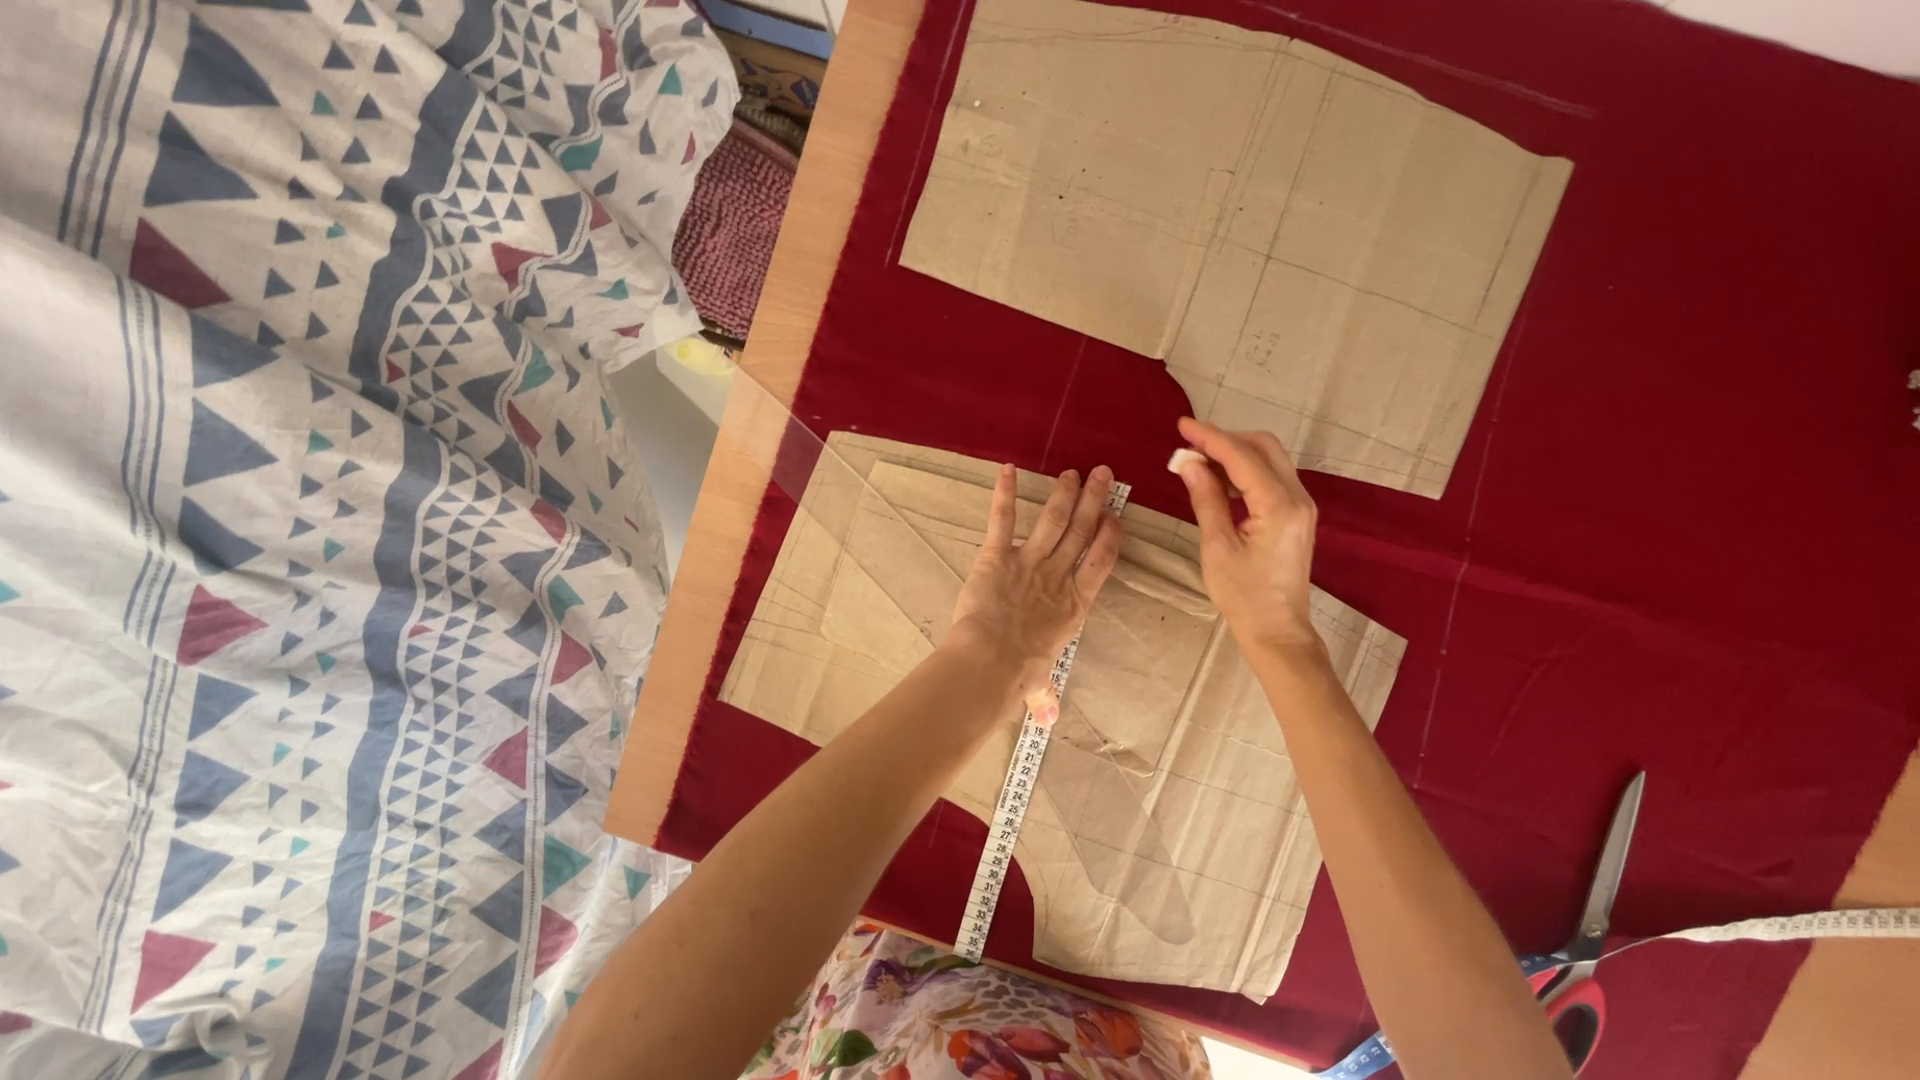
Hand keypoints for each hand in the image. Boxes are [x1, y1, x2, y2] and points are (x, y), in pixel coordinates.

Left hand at [948, 464, 1122, 724]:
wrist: (990, 661)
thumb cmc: (1018, 675)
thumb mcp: (1038, 686)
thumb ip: (1044, 695)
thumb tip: (1048, 719)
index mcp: (1073, 606)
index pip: (1101, 563)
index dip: (1110, 538)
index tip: (1115, 519)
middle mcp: (1057, 577)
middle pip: (1082, 532)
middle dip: (1095, 502)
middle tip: (1105, 475)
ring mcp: (1029, 562)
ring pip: (1053, 520)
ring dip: (1064, 494)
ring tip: (1074, 472)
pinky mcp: (997, 556)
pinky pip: (1003, 519)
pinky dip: (1004, 493)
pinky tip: (1006, 469)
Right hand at [1173, 418, 1322, 655]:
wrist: (1277, 629)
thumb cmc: (1243, 595)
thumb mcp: (1217, 547)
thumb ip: (1206, 499)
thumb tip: (1188, 463)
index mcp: (1279, 506)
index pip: (1242, 457)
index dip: (1210, 437)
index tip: (1182, 425)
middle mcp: (1297, 498)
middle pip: (1262, 447)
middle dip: (1225, 440)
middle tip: (1188, 447)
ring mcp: (1301, 505)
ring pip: (1269, 458)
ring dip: (1234, 453)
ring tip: (1198, 463)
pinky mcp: (1296, 514)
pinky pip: (1271, 477)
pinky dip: (1245, 470)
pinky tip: (1219, 481)